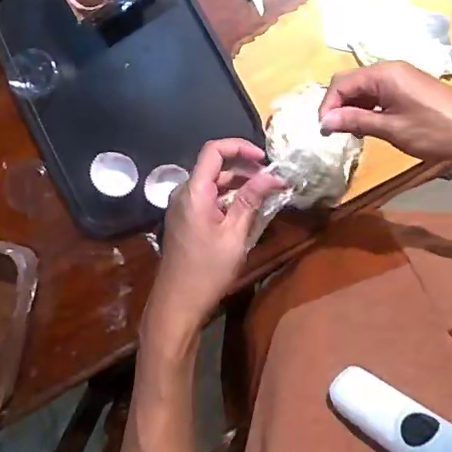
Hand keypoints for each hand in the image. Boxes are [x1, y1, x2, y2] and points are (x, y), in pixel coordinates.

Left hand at [142, 138, 284, 355]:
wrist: (177, 305)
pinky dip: (229, 197)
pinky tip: (248, 210)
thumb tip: (274, 175)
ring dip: (239, 183)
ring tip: (265, 194)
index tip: (264, 159)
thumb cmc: (207, 271)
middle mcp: (185, 193)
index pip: (214, 150)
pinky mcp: (186, 219)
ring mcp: (183, 206)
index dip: (240, 146)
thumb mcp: (235, 235)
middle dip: (245, 167)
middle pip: (215, 165)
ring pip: (213, 182)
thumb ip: (251, 200)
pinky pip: (209, 197)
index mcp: (194, 191)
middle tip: (272, 180)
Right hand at [319, 61, 451, 165]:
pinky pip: (380, 92)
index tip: (324, 132)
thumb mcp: (392, 129)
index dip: (327, 106)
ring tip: (351, 134)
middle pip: (351, 82)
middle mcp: (390, 69)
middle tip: (335, 134)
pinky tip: (370, 126)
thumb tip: (324, 122)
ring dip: (353, 108)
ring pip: (365, 88)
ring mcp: (402, 76)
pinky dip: (369, 107)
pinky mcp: (411, 86)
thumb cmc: (435, 131)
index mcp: (382, 74)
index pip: (340, 83)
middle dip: (338, 105)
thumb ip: (356, 122)